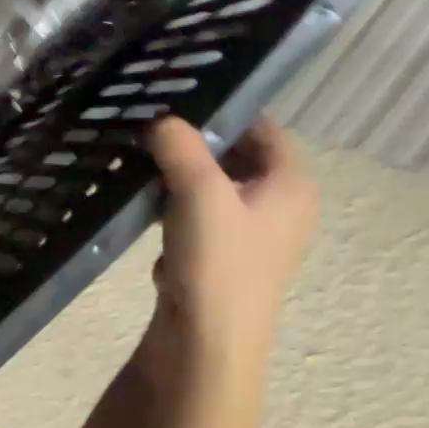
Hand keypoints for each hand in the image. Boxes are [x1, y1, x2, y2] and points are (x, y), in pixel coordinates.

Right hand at [147, 117, 318, 366]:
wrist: (208, 333)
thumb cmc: (218, 259)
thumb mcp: (199, 192)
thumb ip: (181, 148)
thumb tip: (162, 118)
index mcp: (293, 185)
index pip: (264, 128)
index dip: (224, 108)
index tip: (175, 94)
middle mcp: (280, 202)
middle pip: (236, 152)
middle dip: (193, 137)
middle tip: (146, 119)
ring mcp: (251, 227)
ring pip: (212, 179)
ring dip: (177, 166)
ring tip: (136, 150)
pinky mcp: (221, 247)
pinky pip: (196, 205)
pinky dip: (172, 195)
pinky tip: (140, 193)